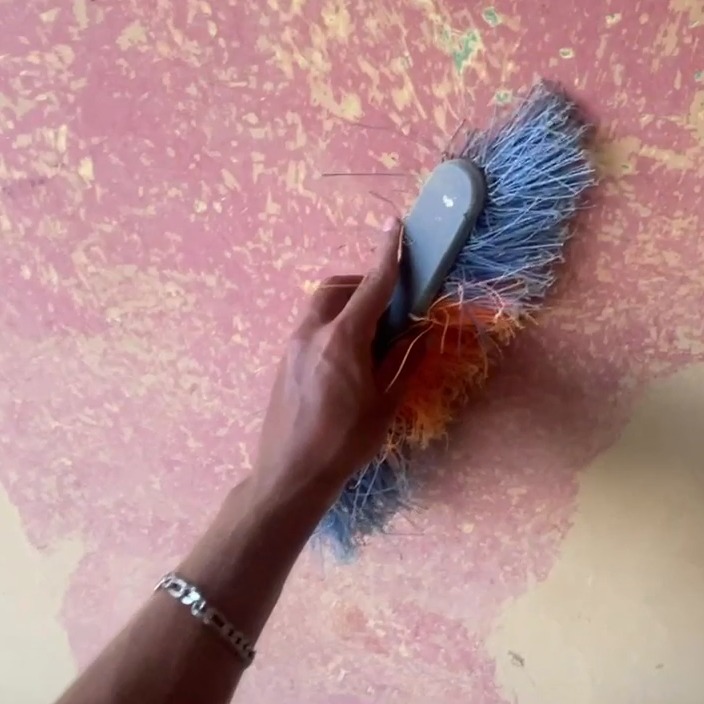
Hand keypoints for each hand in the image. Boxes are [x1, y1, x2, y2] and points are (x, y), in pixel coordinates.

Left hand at [248, 217, 413, 518]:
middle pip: (338, 286)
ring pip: (321, 305)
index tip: (396, 225)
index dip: (388, 253)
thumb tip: (420, 330)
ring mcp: (292, 346)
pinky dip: (334, 324)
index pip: (373, 285)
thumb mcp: (386, 402)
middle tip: (388, 306)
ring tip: (370, 336)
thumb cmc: (344, 442)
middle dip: (363, 283)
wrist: (288, 478)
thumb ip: (404, 359)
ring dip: (347, 303)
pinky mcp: (283, 361)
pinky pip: (312, 325)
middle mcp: (313, 332)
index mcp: (344, 339)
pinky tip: (347, 359)